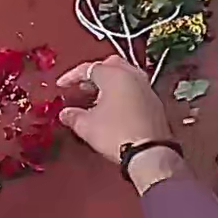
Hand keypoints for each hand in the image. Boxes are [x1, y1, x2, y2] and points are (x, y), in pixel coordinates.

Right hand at [56, 55, 186, 191]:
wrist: (149, 153)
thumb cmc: (116, 134)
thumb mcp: (86, 126)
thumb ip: (73, 116)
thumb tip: (66, 114)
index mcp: (114, 75)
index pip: (88, 68)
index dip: (72, 76)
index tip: (62, 85)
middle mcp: (133, 76)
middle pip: (110, 65)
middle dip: (94, 73)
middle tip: (82, 86)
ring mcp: (147, 88)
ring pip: (125, 76)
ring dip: (109, 83)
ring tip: (96, 98)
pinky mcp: (155, 103)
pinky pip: (135, 90)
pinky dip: (122, 93)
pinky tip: (114, 109)